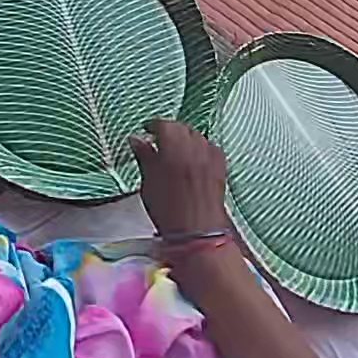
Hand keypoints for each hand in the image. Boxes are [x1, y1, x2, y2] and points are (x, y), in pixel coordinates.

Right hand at [129, 119, 228, 237]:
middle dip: (170, 131)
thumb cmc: (168, 210)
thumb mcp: (148, 182)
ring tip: (176, 152)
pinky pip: (210, 147)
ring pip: (197, 136)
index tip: (146, 130)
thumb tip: (136, 139)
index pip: (164, 125)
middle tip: (159, 141)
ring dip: (186, 138)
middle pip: (182, 128)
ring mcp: (210, 155)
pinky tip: (194, 159)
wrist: (197, 233)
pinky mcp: (221, 165)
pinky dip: (201, 148)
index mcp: (173, 147)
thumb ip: (144, 156)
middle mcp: (194, 146)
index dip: (153, 126)